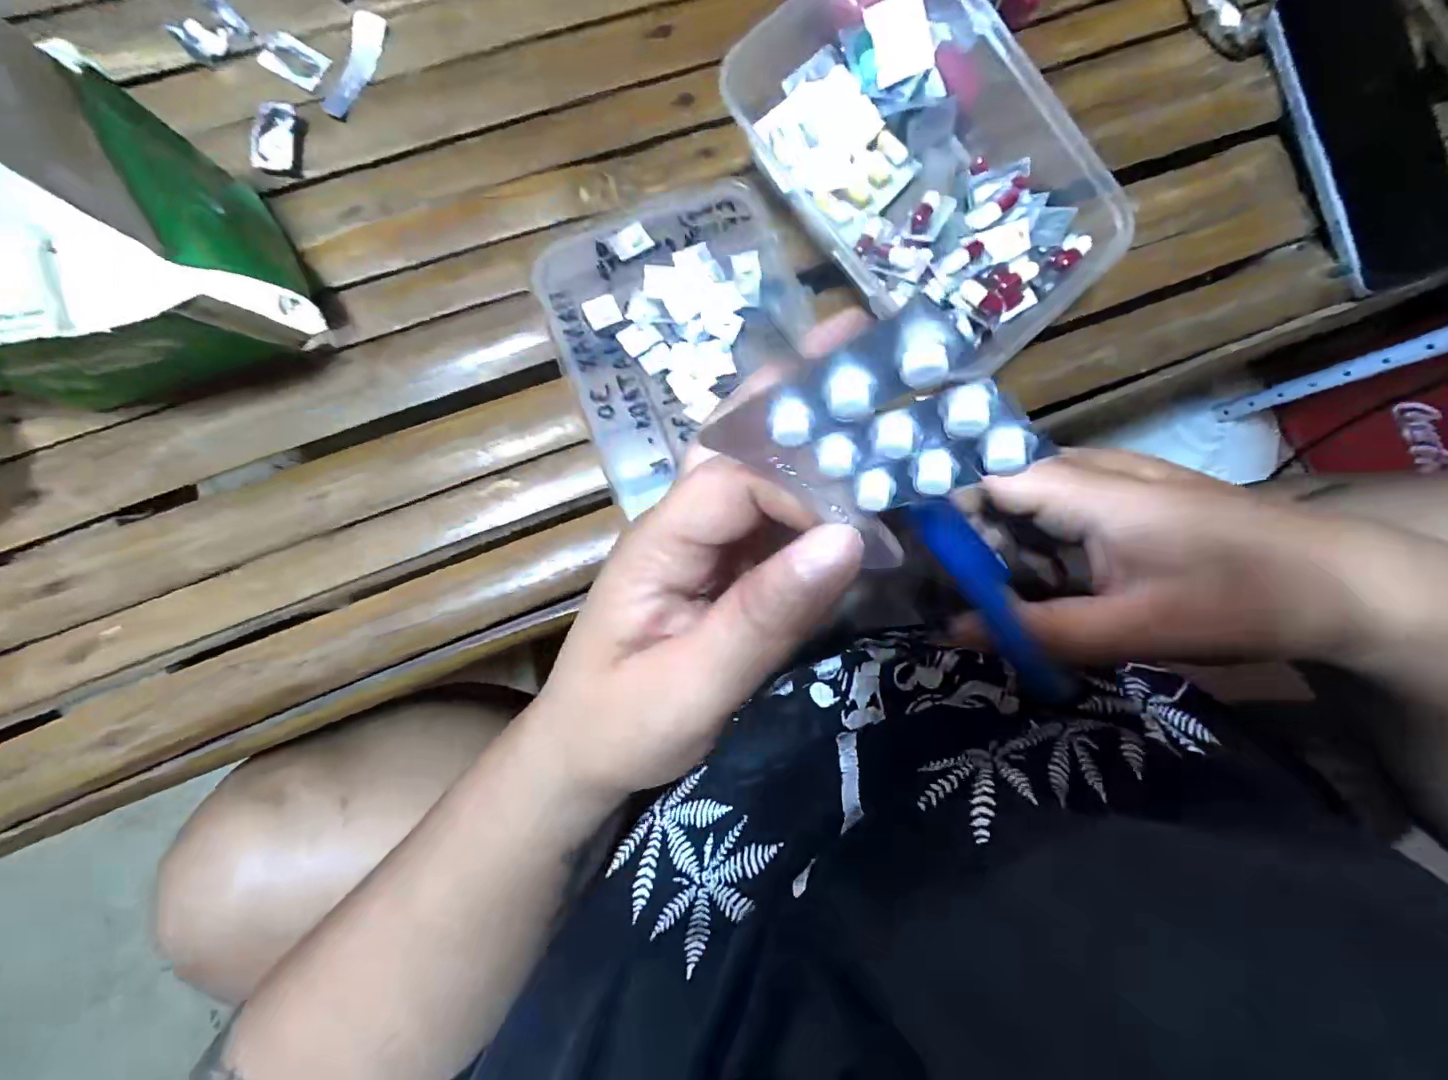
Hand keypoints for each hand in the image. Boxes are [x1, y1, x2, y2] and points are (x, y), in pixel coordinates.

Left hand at [522, 311, 873, 797]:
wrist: (583, 755)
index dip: (800, 488)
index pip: (734, 481)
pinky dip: (817, 494)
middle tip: (857, 333)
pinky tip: (855, 471)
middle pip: (737, 443)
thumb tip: (845, 541)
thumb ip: (763, 617)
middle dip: (794, 393)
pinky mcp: (726, 568)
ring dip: (809, 428)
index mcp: (659, 540)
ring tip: (864, 373)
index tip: (860, 522)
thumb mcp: (692, 685)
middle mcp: (681, 524)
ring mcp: (704, 543)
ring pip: (760, 471)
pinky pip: (775, 520)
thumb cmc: (622, 725)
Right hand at [973, 449, 1407, 665]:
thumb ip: (1034, 630)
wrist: (1347, 584)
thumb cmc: (1238, 600)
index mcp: (1086, 487)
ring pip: (1026, 506)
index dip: (945, 526)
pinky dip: (1042, 550)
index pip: (980, 485)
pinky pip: (1058, 513)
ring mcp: (1110, 477)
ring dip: (1010, 553)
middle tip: (971, 604)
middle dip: (976, 548)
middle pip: (998, 496)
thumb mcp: (1129, 629)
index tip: (928, 575)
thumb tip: (951, 631)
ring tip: (1011, 602)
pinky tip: (1058, 588)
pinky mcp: (1126, 495)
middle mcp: (1089, 467)